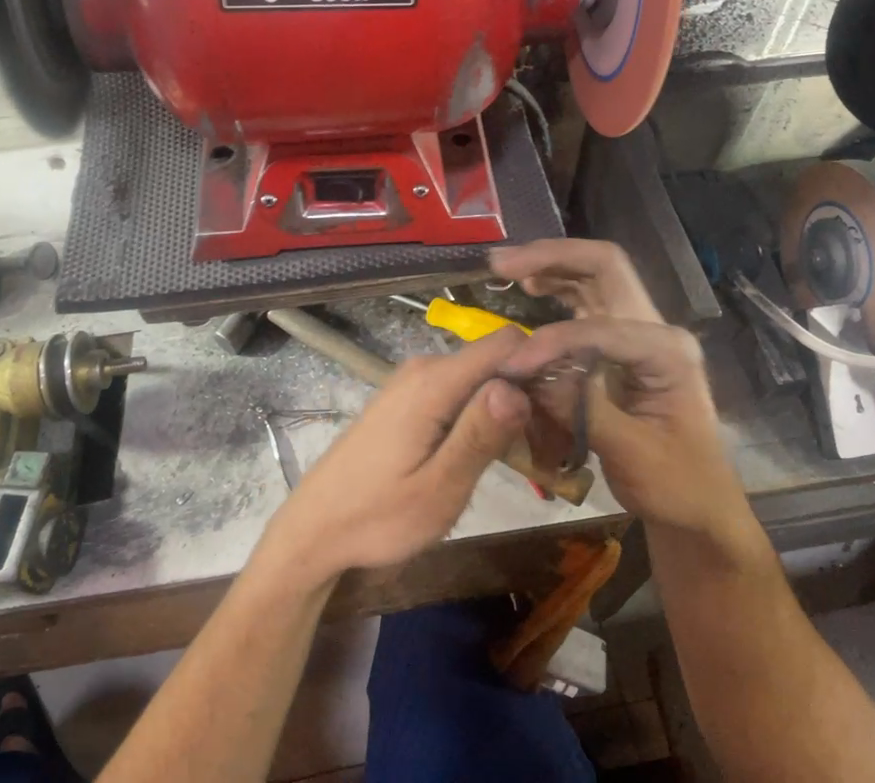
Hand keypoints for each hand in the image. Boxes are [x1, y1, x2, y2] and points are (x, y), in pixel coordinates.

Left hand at [263, 327, 531, 582]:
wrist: (314, 531)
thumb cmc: (377, 518)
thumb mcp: (438, 489)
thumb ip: (478, 435)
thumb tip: (517, 386)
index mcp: (433, 382)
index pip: (506, 342)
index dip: (539, 367)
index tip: (560, 411)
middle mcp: (423, 369)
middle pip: (495, 358)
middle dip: (526, 392)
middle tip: (546, 447)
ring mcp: (412, 384)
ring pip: (478, 376)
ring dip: (504, 408)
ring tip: (522, 456)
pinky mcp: (406, 401)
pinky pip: (457, 391)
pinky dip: (479, 414)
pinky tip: (483, 454)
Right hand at [490, 240, 744, 533]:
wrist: (698, 506)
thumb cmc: (676, 484)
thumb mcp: (632, 455)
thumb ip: (585, 410)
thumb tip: (530, 376)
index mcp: (668, 351)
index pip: (601, 327)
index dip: (551, 342)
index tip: (510, 367)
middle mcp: (657, 330)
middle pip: (605, 269)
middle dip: (553, 258)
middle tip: (500, 263)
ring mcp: (640, 336)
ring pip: (595, 278)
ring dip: (552, 266)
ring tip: (505, 270)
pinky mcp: (622, 349)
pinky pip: (588, 304)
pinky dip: (558, 291)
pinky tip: (531, 290)